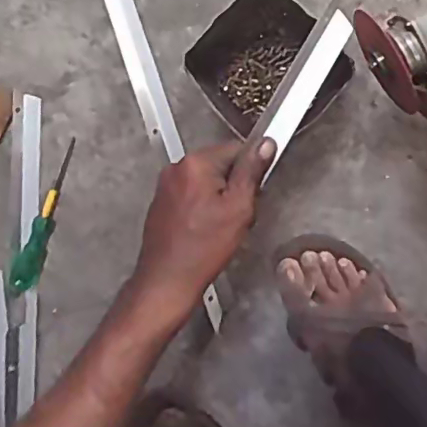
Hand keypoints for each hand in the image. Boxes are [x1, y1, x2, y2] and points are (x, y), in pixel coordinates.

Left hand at [132, 139, 274, 309]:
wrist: (167, 282)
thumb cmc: (202, 249)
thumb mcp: (239, 208)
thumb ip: (252, 171)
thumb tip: (265, 145)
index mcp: (196, 163)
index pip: (237, 149)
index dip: (251, 171)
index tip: (254, 191)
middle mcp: (176, 168)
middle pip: (220, 164)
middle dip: (234, 185)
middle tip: (238, 213)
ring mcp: (166, 185)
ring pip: (207, 181)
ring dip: (219, 197)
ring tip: (221, 225)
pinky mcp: (161, 202)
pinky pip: (191, 194)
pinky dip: (202, 207)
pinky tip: (206, 230)